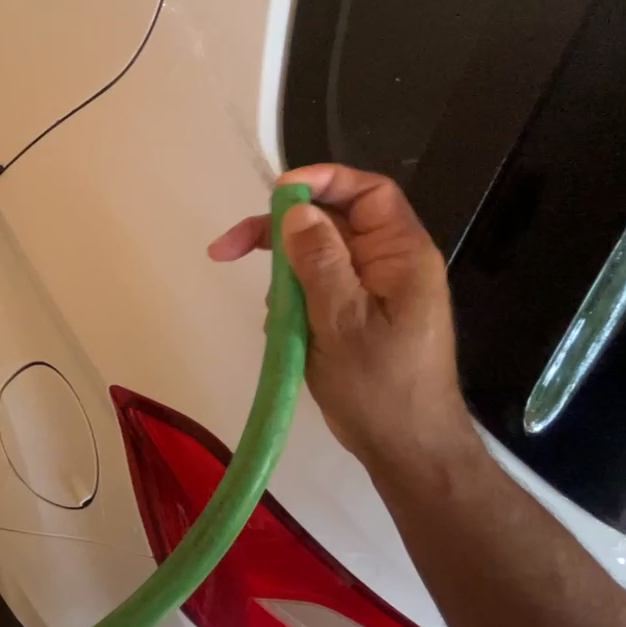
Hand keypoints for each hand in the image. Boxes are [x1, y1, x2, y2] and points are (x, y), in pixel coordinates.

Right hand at [207, 164, 478, 471]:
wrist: (402, 444)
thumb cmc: (381, 385)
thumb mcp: (344, 321)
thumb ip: (321, 264)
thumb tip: (296, 213)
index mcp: (400, 256)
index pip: (368, 193)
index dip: (322, 182)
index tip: (273, 193)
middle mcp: (385, 265)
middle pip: (327, 224)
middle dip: (276, 233)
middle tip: (224, 250)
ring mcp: (366, 291)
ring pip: (312, 259)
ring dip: (280, 277)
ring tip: (271, 314)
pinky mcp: (347, 315)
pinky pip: (310, 291)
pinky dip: (286, 303)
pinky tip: (281, 330)